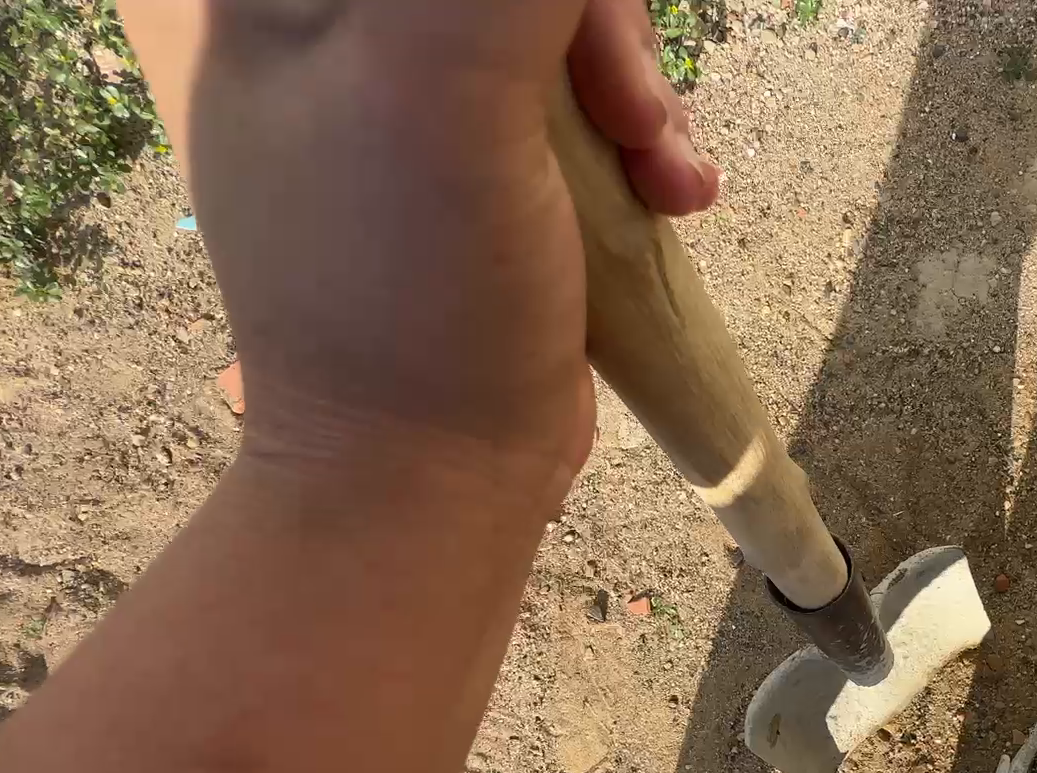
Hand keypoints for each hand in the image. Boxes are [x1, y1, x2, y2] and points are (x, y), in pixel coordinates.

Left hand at [123, 0, 718, 509]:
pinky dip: (650, 153)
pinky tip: (676, 202)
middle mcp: (360, 36)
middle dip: (607, 43)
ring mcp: (442, 114)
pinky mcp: (510, 182)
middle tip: (636, 128)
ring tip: (672, 189)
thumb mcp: (442, 101)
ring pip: (575, 48)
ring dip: (646, 106)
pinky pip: (596, 123)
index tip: (587, 55)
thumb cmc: (419, 296)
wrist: (440, 465)